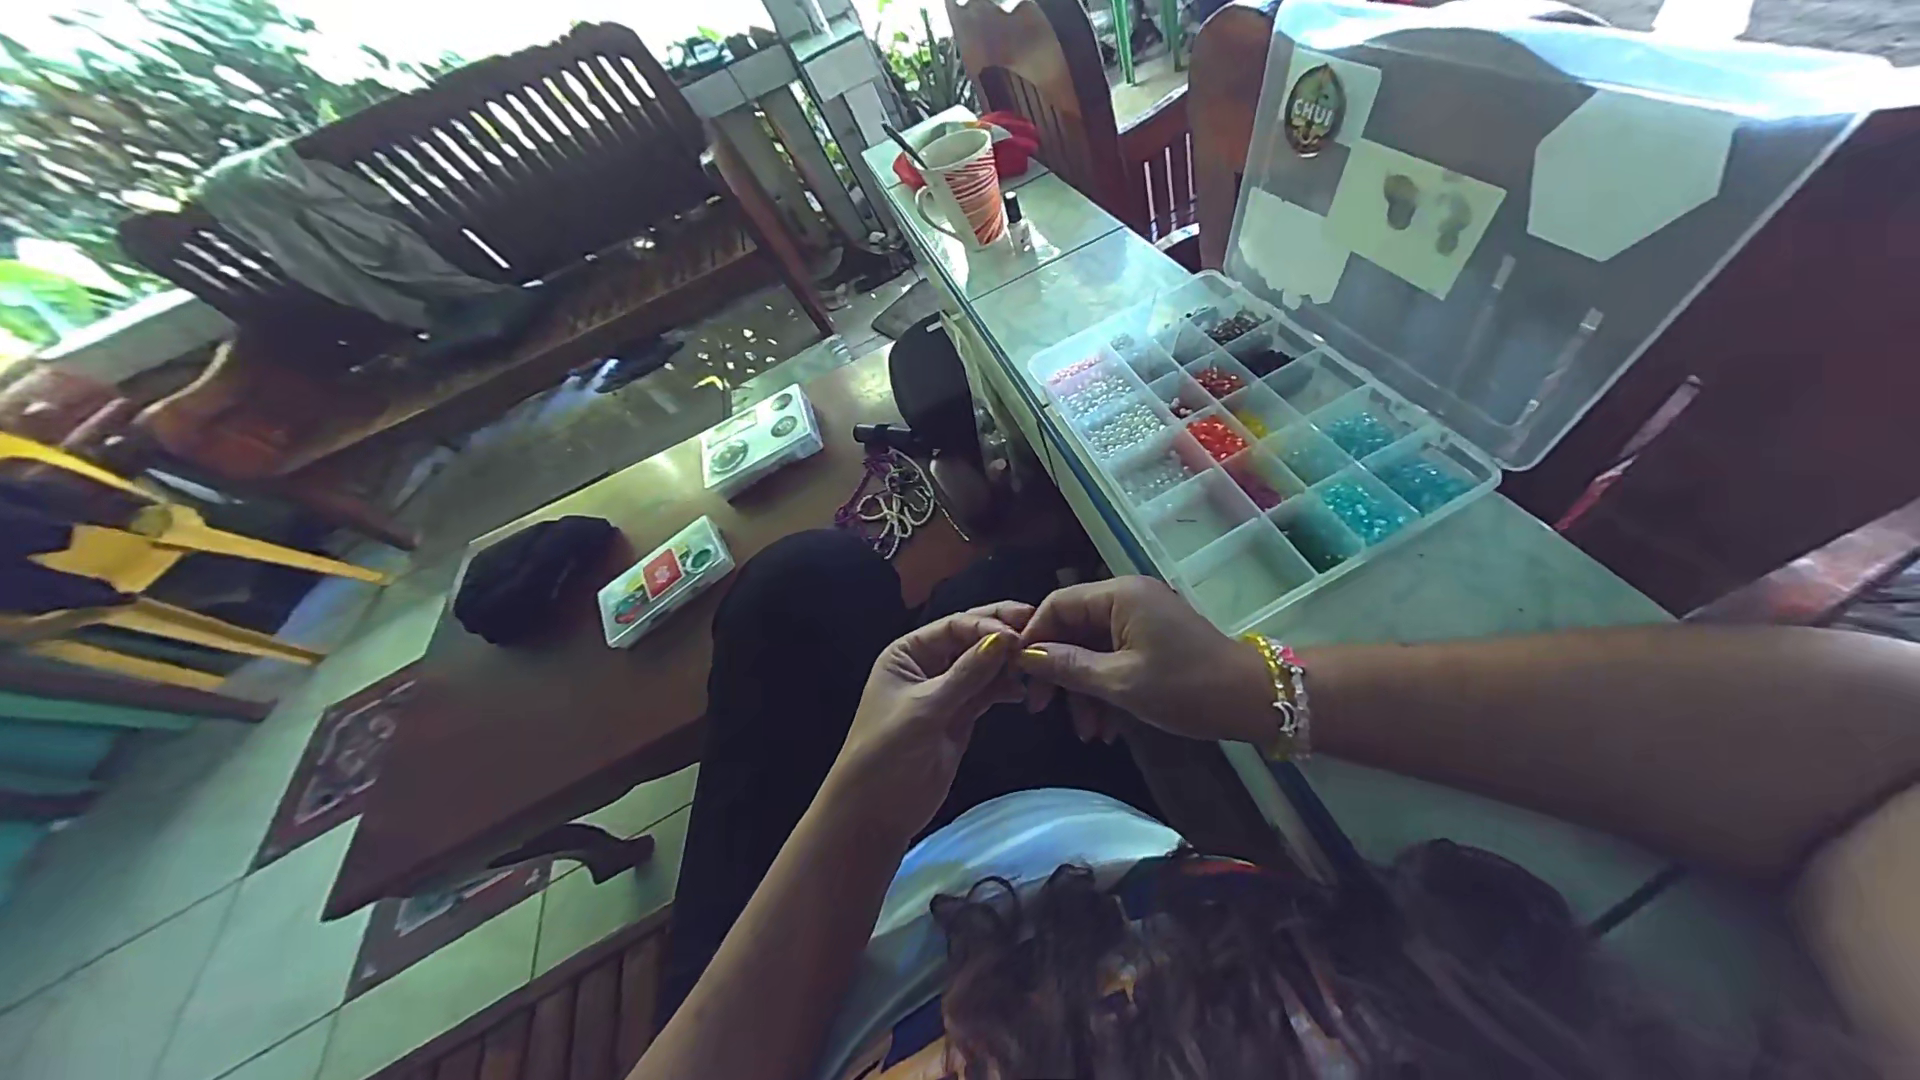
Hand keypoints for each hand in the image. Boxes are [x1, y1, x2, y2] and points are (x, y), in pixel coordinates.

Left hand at [821, 603, 1031, 841]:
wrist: (875, 812)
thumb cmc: (886, 752)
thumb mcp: (925, 708)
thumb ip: (966, 674)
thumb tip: (1004, 638)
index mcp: (908, 652)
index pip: (953, 626)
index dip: (986, 625)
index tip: (1018, 633)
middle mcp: (927, 665)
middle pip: (970, 639)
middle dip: (1001, 633)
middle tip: (1038, 626)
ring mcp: (946, 691)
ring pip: (983, 665)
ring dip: (1007, 661)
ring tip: (1035, 662)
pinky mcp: (960, 716)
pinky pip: (987, 692)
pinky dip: (1004, 687)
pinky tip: (1022, 688)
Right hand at [1014, 577, 1273, 745]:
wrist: (1255, 701)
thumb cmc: (1186, 686)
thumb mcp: (1120, 681)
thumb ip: (1068, 666)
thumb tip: (1026, 657)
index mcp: (1119, 595)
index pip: (1057, 604)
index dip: (1034, 637)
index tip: (1018, 674)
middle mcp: (1127, 598)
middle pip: (1072, 629)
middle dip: (1058, 672)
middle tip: (1041, 708)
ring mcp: (1141, 620)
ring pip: (1092, 649)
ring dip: (1083, 690)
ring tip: (1085, 733)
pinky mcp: (1152, 640)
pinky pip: (1114, 659)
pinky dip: (1105, 690)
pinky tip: (1106, 729)